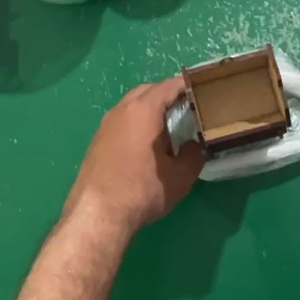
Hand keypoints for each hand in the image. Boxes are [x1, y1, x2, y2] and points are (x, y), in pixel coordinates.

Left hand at [63, 77, 205, 235]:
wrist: (97, 214)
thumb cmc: (141, 190)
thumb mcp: (179, 176)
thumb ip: (193, 155)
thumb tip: (195, 145)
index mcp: (143, 110)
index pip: (169, 86)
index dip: (187, 86)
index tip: (202, 90)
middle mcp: (121, 110)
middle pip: (148, 91)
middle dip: (168, 95)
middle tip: (187, 108)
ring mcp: (105, 125)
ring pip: (131, 105)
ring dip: (150, 109)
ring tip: (168, 126)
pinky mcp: (97, 141)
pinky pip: (121, 121)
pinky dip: (136, 123)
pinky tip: (145, 144)